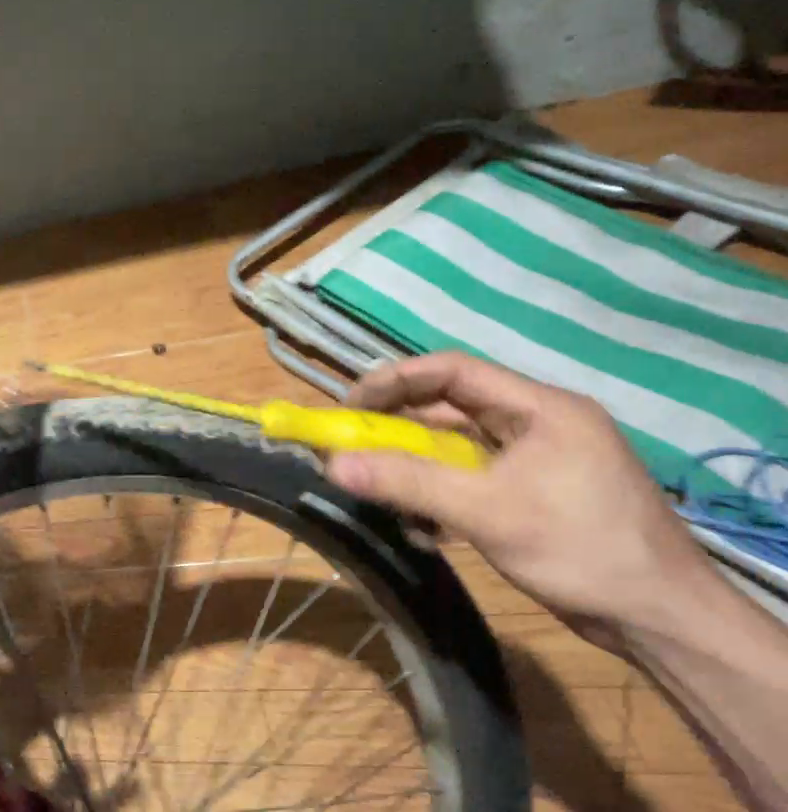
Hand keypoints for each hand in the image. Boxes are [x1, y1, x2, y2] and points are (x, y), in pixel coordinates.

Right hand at [327, 353, 715, 642]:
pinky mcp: (537, 495)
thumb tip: (329, 464)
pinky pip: (471, 478)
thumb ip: (406, 482)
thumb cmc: (583, 551)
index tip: (349, 408)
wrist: (667, 625)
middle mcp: (541, 424)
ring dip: (415, 469)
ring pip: (456, 448)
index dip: (393, 381)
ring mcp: (541, 461)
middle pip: (450, 409)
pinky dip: (439, 495)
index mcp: (542, 409)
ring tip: (381, 494)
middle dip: (396, 430)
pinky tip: (422, 529)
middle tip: (351, 448)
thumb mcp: (485, 513)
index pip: (453, 371)